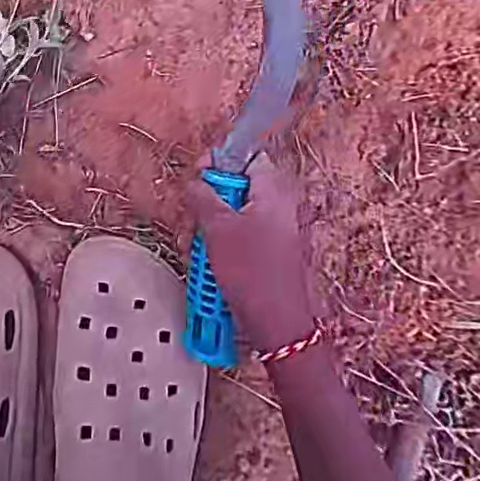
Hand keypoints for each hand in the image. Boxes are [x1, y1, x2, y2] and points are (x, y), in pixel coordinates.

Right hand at [186, 152, 318, 348]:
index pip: (250, 158)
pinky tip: (214, 256)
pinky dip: (227, 238)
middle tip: (197, 211)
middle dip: (215, 196)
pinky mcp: (273, 252)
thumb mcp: (217, 227)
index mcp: (274, 192)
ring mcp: (280, 230)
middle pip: (242, 185)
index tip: (200, 175)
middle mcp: (282, 206)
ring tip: (203, 239)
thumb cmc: (248, 269)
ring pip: (239, 211)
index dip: (222, 162)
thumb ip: (203, 196)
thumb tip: (197, 181)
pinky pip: (244, 232)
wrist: (276, 322)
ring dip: (217, 220)